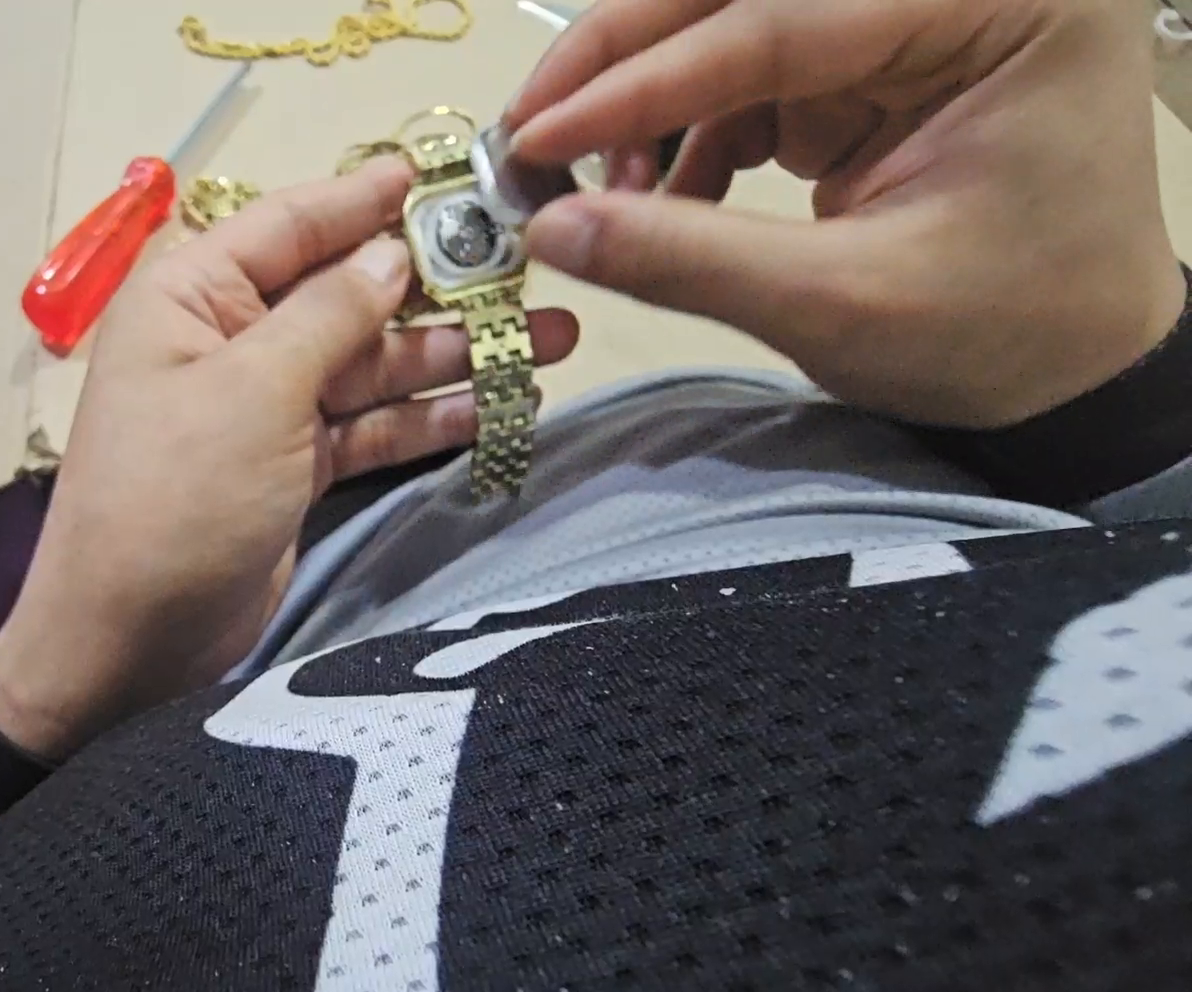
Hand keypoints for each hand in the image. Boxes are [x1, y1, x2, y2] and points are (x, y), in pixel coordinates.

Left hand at [0, 157, 579, 758]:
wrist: (133, 637)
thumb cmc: (176, 497)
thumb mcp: (251, 392)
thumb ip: (327, 317)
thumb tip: (388, 255)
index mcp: (194, 298)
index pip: (291, 225)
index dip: (367, 199)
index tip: (445, 175)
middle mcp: (230, 343)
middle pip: (343, 297)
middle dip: (433, 288)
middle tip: (532, 271)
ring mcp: (265, 411)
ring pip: (368, 367)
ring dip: (450, 356)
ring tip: (549, 339)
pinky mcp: (293, 469)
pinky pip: (368, 429)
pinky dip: (425, 420)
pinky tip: (498, 405)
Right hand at [503, 0, 1185, 428]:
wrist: (1050, 368)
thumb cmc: (982, 334)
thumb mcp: (828, 302)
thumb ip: (684, 260)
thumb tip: (547, 229)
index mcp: (995, 8)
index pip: (780, 21)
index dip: (641, 85)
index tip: (534, 141)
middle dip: (622, 58)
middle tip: (530, 128)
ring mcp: (897, 34)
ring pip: (724, 34)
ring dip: (642, 108)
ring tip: (607, 194)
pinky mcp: (853, 82)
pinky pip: (732, 90)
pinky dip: (673, 144)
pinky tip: (656, 202)